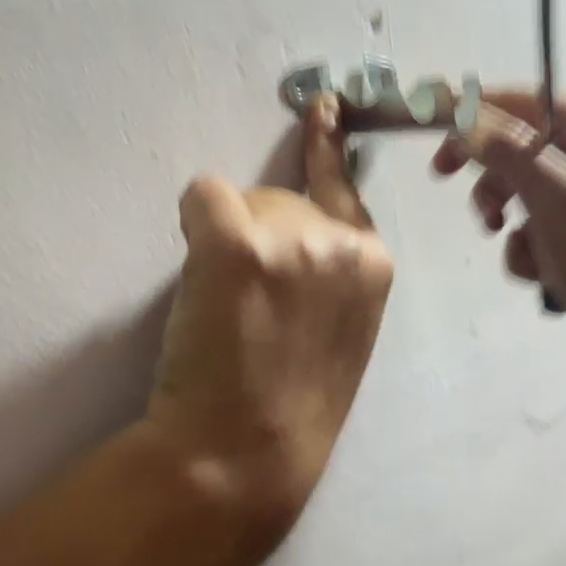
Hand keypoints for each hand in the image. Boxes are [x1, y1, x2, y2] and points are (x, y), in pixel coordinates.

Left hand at [148, 95, 392, 527]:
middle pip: (280, 198)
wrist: (243, 456)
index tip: (321, 108)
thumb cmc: (288, 409)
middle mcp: (342, 243)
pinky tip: (200, 278)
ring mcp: (292, 240)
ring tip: (228, 313)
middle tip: (245, 308)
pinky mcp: (237, 242)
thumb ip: (329, 280)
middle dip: (256, 236)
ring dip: (225, 242)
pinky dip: (192, 225)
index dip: (325, 151)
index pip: (345, 188)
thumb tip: (285, 239)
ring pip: (240, 201)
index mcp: (373, 267)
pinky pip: (203, 195)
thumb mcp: (337, 335)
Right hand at [432, 91, 565, 377]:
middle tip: (446, 180)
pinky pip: (532, 228)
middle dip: (493, 178)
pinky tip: (543, 273)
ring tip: (520, 249)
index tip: (429, 128)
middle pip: (518, 146)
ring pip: (519, 192)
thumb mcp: (554, 198)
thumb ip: (506, 152)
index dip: (475, 114)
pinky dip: (527, 251)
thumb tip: (464, 115)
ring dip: (510, 223)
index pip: (526, 102)